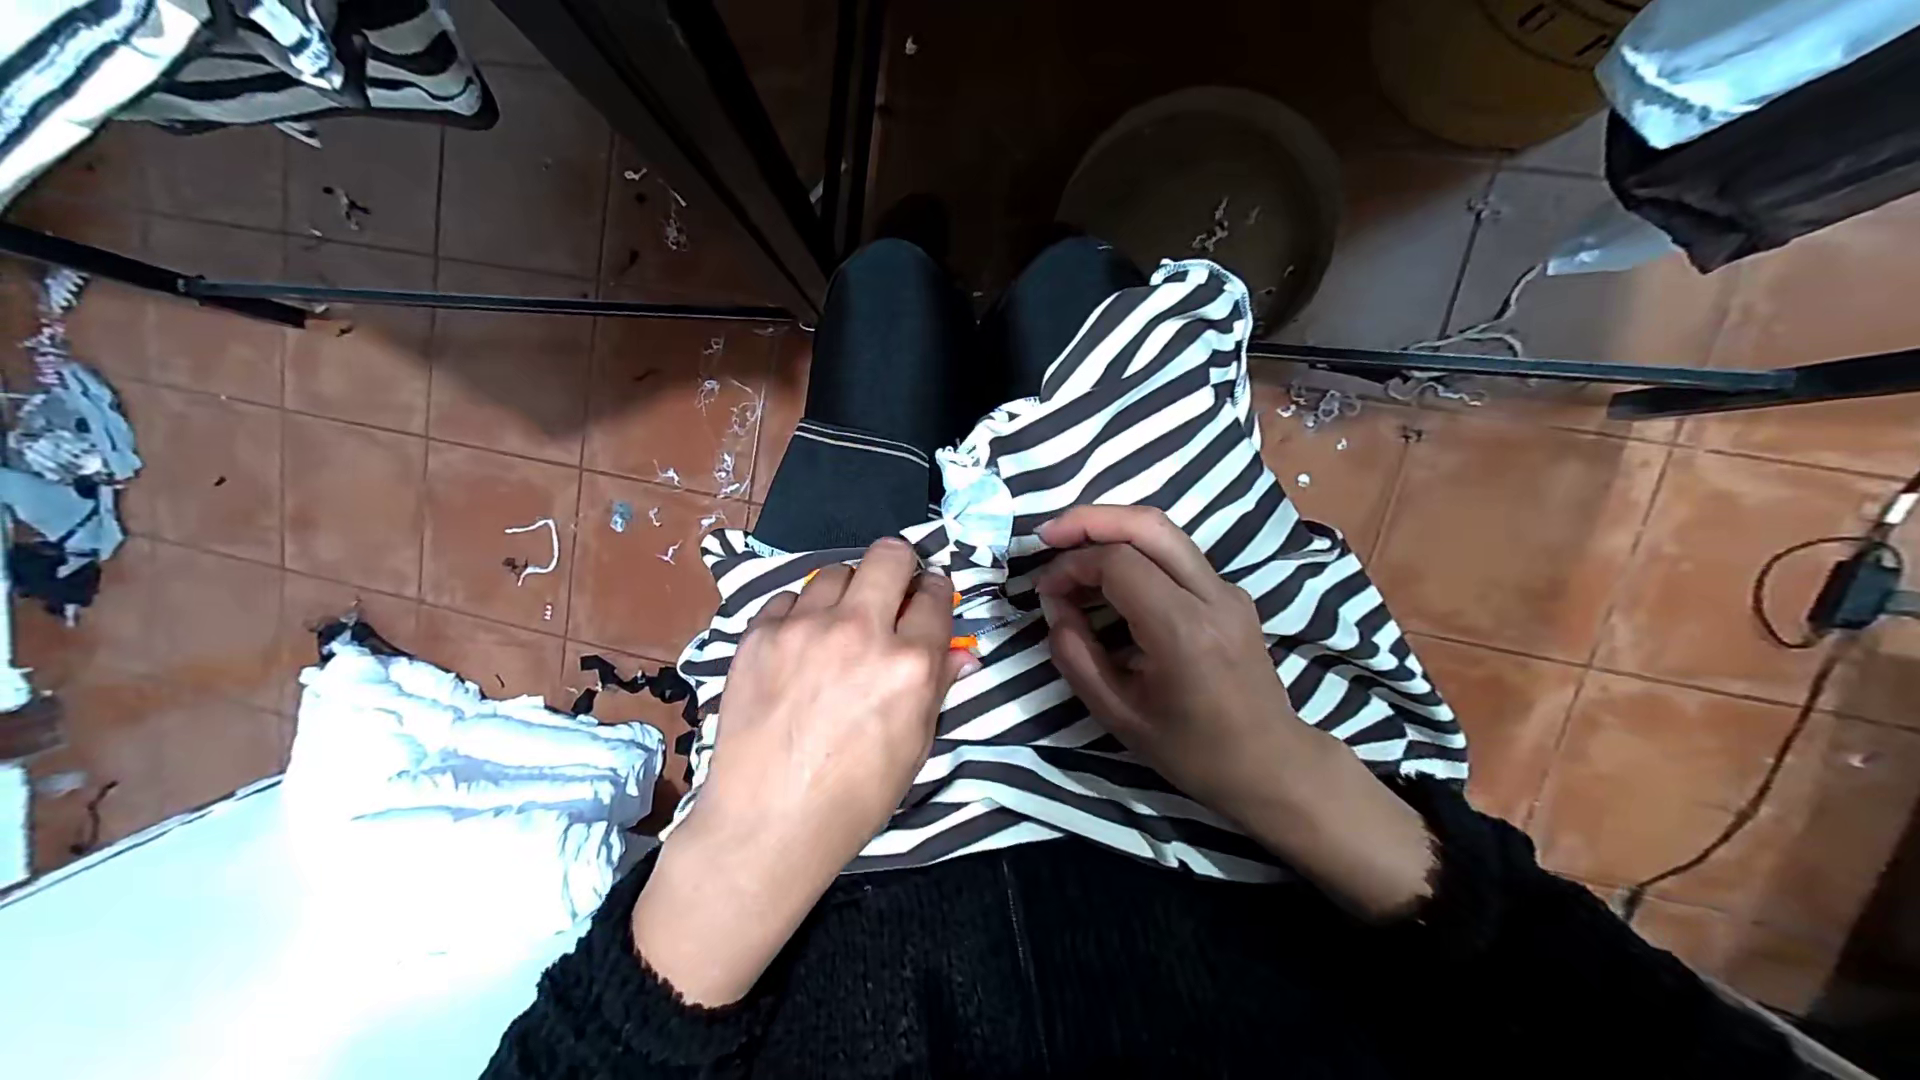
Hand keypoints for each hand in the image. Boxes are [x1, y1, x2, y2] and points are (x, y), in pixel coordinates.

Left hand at [631, 537, 971, 1003]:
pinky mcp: (759, 634)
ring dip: (848, 591)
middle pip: (889, 555)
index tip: (926, 599)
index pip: (935, 594)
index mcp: (909, 662)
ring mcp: (804, 628)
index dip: (935, 592)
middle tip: (891, 587)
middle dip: (899, 564)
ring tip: (839, 623)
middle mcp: (860, 631)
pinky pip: (789, 599)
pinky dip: (801, 614)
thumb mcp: (915, 744)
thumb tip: (962, 653)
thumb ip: (938, 686)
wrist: (769, 820)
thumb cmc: (856, 794)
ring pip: (836, 571)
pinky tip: (799, 646)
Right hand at [1033, 505, 1433, 918]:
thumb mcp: (1117, 713)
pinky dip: (1133, 548)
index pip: (1119, 562)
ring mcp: (1228, 589)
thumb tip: (1053, 602)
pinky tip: (1107, 572)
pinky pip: (1175, 552)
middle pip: (1148, 525)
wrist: (1271, 763)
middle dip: (1090, 520)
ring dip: (1111, 528)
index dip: (1072, 565)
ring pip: (1163, 530)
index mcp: (1184, 631)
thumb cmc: (1192, 750)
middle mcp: (1213, 596)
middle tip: (1048, 535)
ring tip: (1069, 547)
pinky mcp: (1230, 592)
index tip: (1045, 588)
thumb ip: (1076, 654)